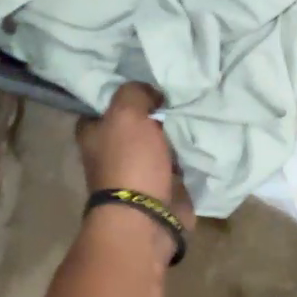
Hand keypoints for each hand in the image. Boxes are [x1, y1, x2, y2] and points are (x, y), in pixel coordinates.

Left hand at [76, 84, 193, 260]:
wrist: (148, 217)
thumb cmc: (130, 162)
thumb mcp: (126, 113)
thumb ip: (135, 92)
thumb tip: (152, 93)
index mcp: (92, 133)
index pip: (106, 103)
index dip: (127, 91)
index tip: (151, 80)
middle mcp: (112, 151)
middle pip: (137, 122)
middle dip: (157, 112)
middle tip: (180, 95)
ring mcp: (139, 171)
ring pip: (160, 142)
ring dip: (177, 133)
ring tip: (197, 112)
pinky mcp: (163, 186)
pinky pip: (179, 162)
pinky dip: (191, 154)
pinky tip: (205, 137)